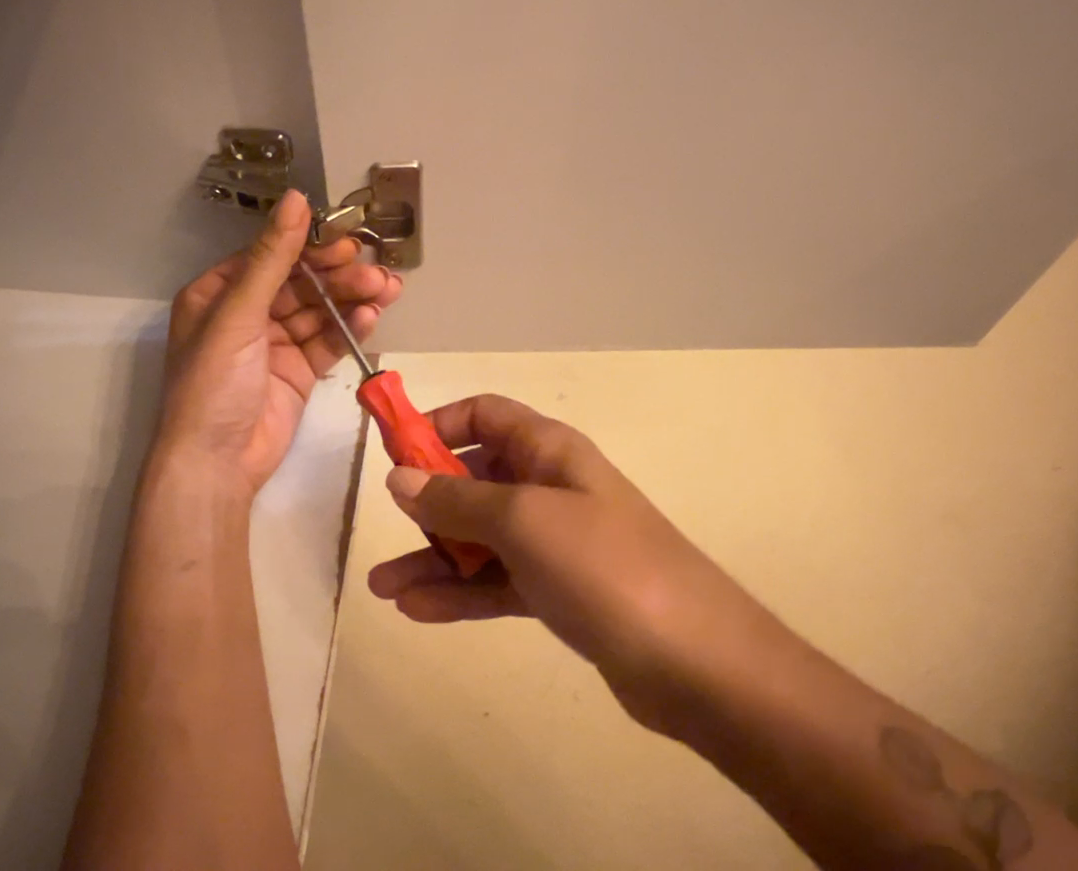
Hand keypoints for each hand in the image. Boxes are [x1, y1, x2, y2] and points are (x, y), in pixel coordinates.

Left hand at [153, 190, 402, 499]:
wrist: (215, 463)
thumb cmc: (213, 382)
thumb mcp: (237, 314)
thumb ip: (271, 258)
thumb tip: (297, 199)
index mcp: (218, 294)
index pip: (271, 257)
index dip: (309, 247)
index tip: (348, 242)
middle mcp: (246, 314)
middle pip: (300, 283)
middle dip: (338, 276)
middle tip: (375, 272)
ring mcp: (274, 345)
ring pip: (319, 311)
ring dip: (351, 300)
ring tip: (387, 290)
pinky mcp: (298, 372)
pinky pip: (326, 342)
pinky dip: (348, 330)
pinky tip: (371, 318)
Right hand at [367, 395, 774, 735]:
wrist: (696, 661)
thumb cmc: (604, 566)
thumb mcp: (522, 520)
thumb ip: (455, 499)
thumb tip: (399, 477)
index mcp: (549, 452)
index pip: (485, 415)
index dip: (437, 425)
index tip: (393, 454)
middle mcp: (550, 489)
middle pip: (475, 478)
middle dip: (426, 501)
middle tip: (387, 527)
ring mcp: (556, 544)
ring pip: (480, 539)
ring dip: (432, 558)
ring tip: (381, 587)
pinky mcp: (558, 593)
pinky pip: (496, 582)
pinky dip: (459, 594)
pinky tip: (416, 610)